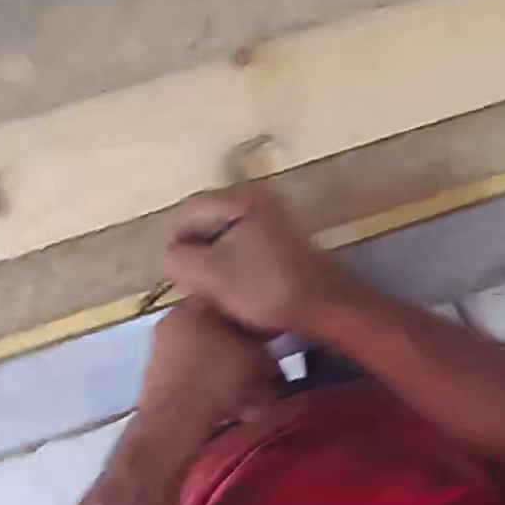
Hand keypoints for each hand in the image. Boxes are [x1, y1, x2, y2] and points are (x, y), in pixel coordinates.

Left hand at [141, 302, 277, 429]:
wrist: (176, 417)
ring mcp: (164, 354)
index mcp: (191, 307)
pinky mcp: (162, 382)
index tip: (271, 345)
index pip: (231, 307)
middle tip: (266, 378)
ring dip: (237, 381)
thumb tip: (272, 351)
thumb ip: (266, 348)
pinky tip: (239, 411)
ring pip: (213, 364)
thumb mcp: (256, 356)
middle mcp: (173, 324)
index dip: (256, 327)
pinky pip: (200, 382)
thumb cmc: (218, 375)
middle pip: (222, 339)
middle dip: (247, 361)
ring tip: (256, 402)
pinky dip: (219, 393)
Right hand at [162, 185, 356, 334]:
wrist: (329, 308)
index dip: (176, 247)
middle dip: (198, 256)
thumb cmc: (268, 290)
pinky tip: (242, 293)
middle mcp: (261, 198)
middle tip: (197, 287)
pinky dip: (241, 269)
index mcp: (240, 197)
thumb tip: (175, 254)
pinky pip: (250, 251)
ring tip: (219, 293)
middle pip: (208, 225)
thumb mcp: (211, 275)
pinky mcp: (289, 243)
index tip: (181, 279)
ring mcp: (278, 219)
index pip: (185, 214)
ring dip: (219, 266)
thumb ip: (178, 258)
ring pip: (229, 240)